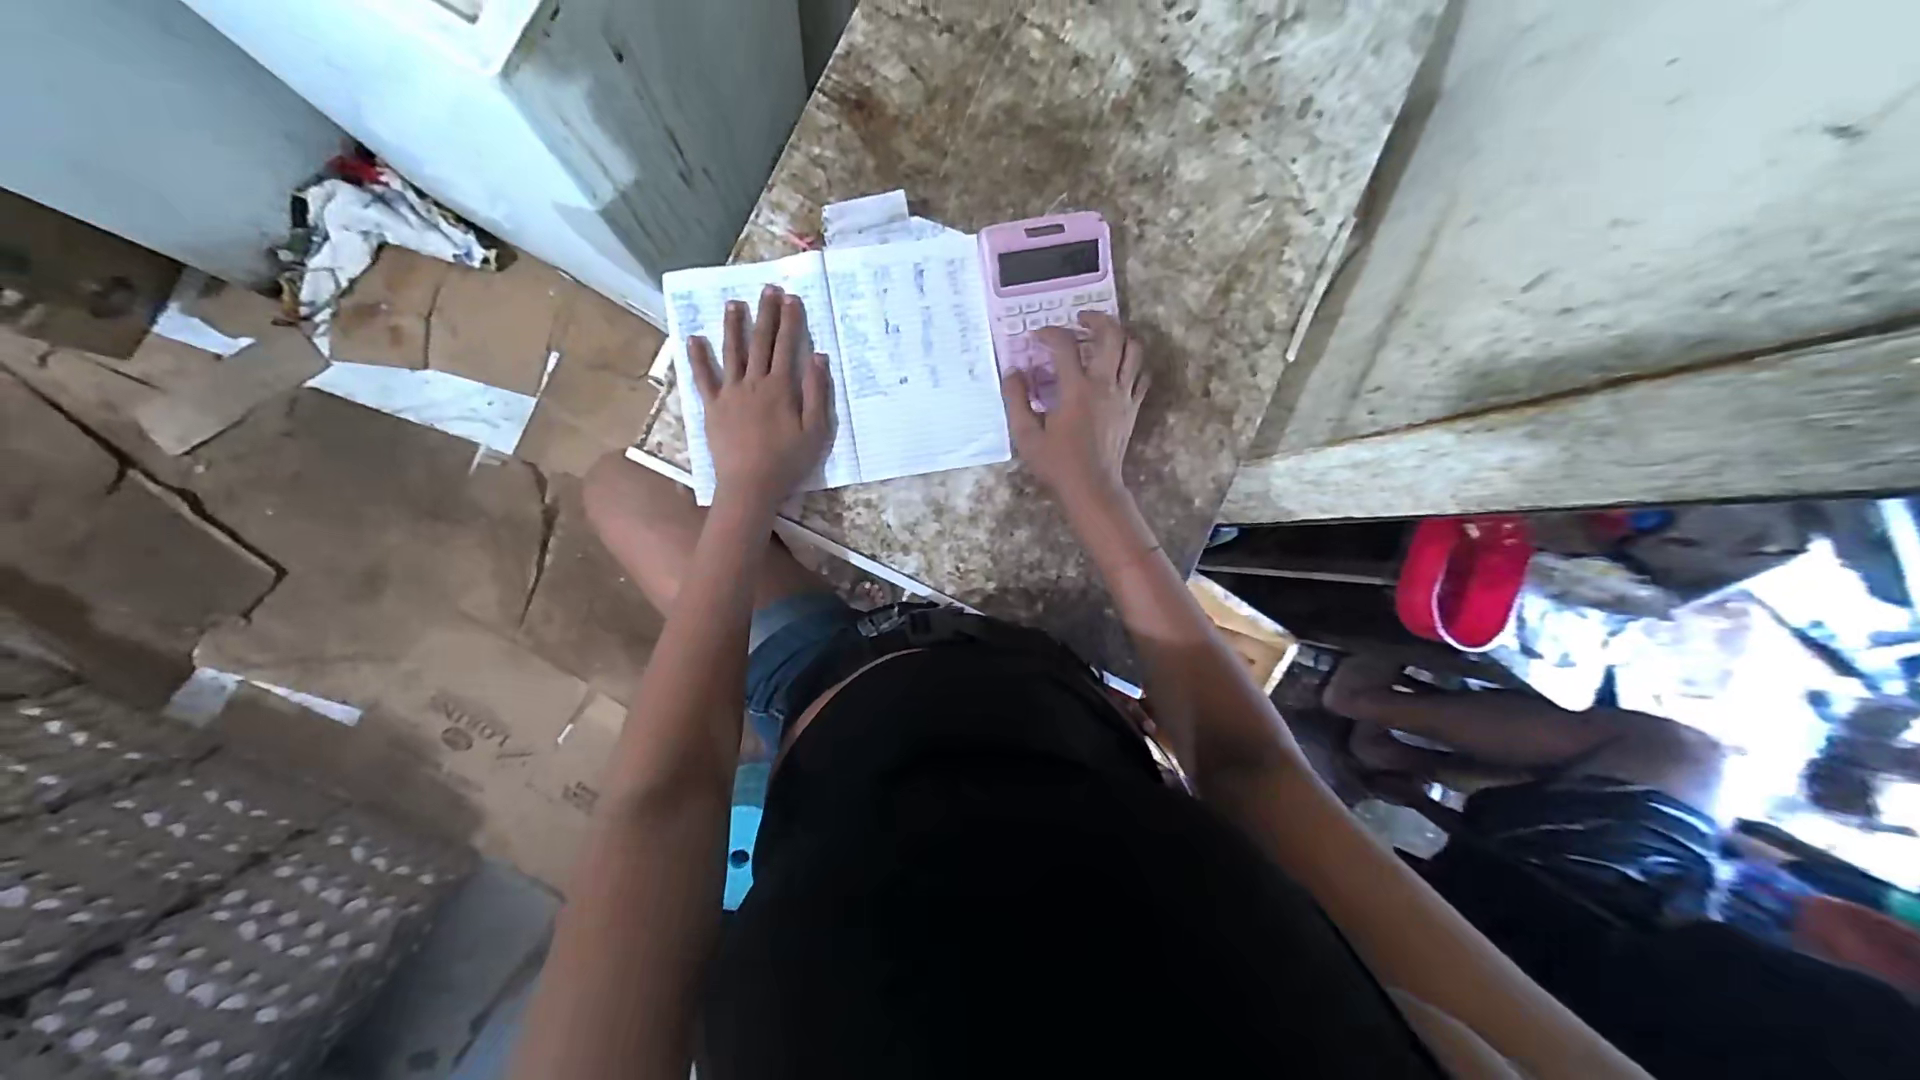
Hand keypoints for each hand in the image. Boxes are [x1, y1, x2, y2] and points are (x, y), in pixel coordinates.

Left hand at [690, 286, 832, 509]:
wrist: (750, 484)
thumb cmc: (788, 461)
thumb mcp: (815, 431)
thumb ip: (817, 392)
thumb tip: (818, 357)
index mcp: (781, 388)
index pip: (787, 346)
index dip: (790, 321)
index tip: (792, 298)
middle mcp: (754, 383)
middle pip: (761, 342)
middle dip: (766, 314)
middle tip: (768, 289)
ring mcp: (729, 393)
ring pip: (732, 352)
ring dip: (734, 326)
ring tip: (734, 303)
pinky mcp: (712, 407)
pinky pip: (703, 378)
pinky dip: (698, 357)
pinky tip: (695, 338)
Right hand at [1001, 311, 1148, 510]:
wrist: (1092, 487)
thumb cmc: (1057, 463)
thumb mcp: (1026, 434)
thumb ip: (1016, 400)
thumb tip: (1013, 372)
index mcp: (1076, 389)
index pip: (1064, 345)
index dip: (1050, 333)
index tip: (1037, 336)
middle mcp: (1104, 385)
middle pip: (1111, 334)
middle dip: (1096, 319)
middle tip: (1080, 320)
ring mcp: (1123, 395)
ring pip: (1133, 350)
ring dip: (1120, 335)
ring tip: (1103, 336)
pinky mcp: (1133, 407)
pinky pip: (1142, 375)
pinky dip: (1133, 362)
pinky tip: (1119, 365)